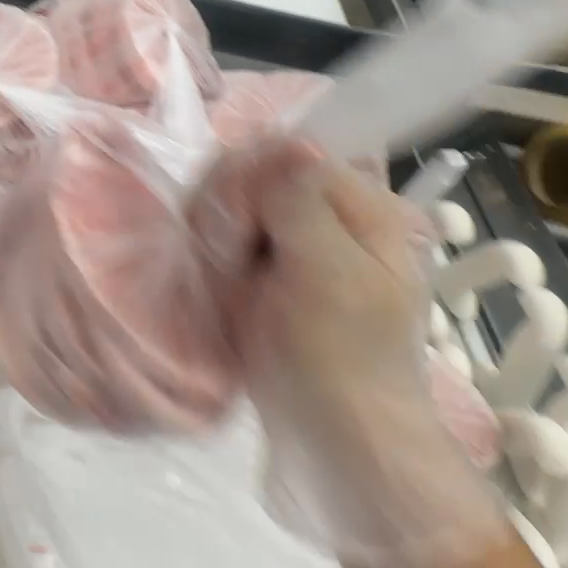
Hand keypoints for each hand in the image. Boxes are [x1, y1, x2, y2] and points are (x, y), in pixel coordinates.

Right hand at [238, 145, 508, 567]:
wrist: (333, 428)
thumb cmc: (342, 353)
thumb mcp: (332, 274)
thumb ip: (305, 203)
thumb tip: (291, 139)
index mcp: (359, 203)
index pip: (282, 151)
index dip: (252, 181)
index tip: (242, 230)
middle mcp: (323, 207)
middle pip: (248, 167)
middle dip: (228, 207)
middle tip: (234, 258)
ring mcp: (288, 233)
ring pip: (224, 194)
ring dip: (213, 230)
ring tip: (227, 273)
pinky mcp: (258, 258)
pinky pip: (216, 225)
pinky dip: (207, 246)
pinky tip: (217, 274)